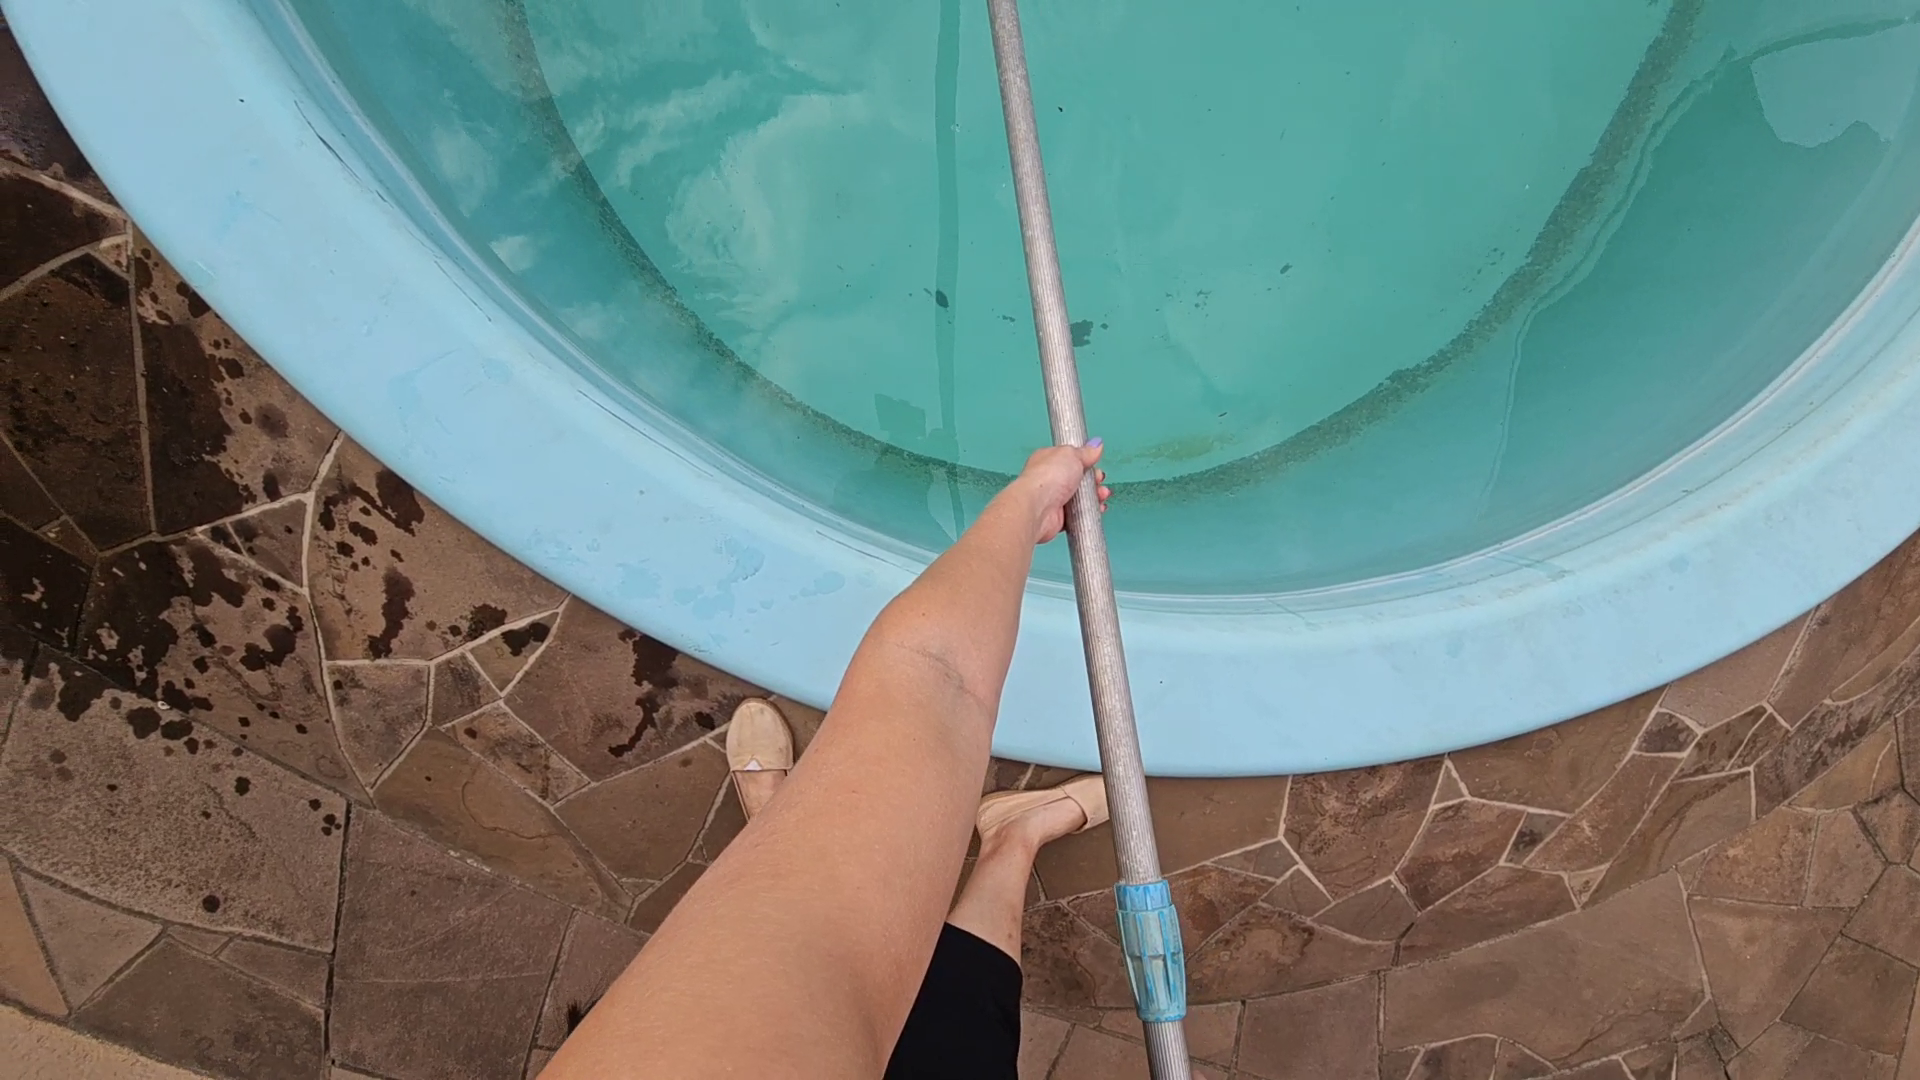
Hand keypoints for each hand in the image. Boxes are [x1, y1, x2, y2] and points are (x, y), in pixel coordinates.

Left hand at [1011, 441, 1108, 544]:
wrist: (1038, 507)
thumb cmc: (1049, 477)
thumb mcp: (1071, 454)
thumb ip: (1085, 451)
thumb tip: (1096, 444)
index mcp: (1048, 459)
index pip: (1070, 459)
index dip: (1086, 461)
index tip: (1096, 464)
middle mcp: (1050, 479)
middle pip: (1078, 479)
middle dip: (1093, 480)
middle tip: (1099, 481)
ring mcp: (1054, 499)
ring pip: (1081, 497)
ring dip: (1095, 496)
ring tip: (1102, 496)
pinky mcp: (1058, 517)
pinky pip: (1078, 514)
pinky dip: (1089, 512)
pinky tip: (1097, 509)